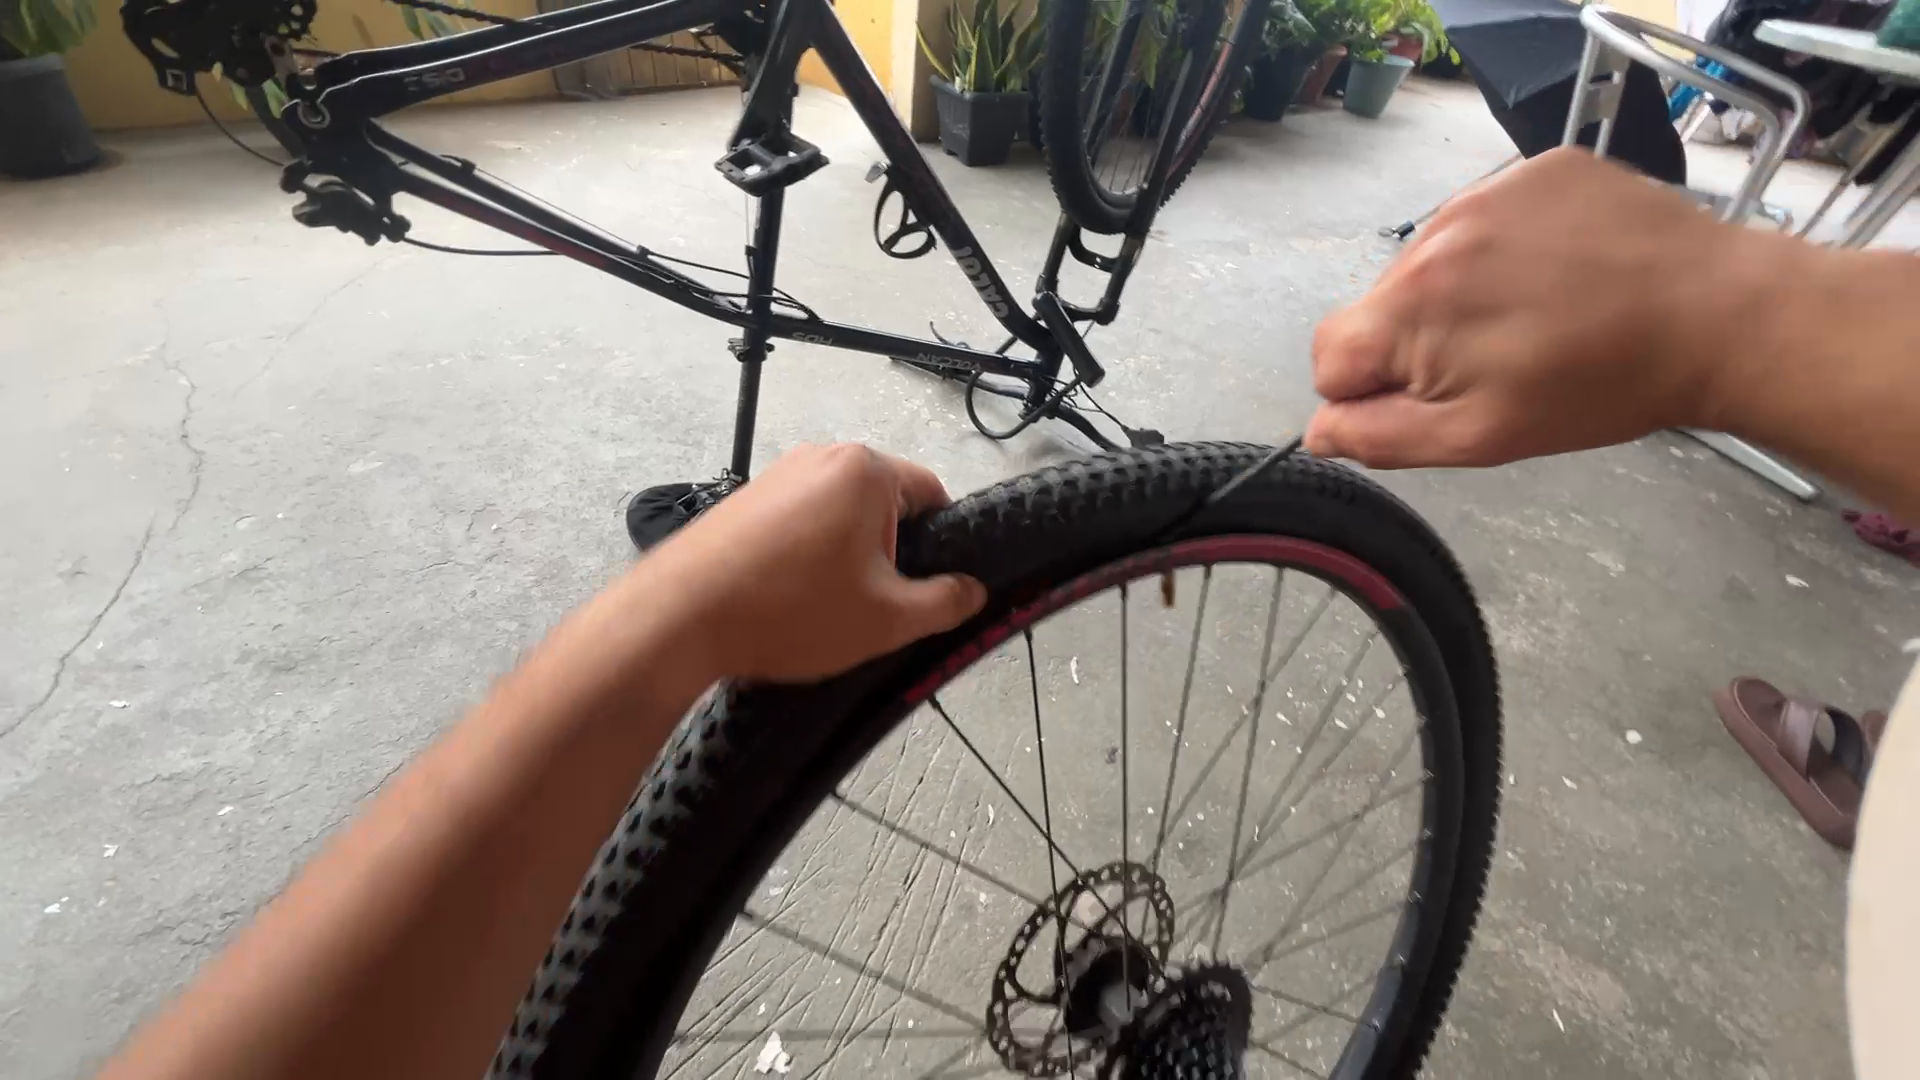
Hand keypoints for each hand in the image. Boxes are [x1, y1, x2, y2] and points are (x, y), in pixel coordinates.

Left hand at [640, 444, 987, 682]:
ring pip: (842, 512)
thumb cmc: (792, 610)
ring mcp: (779, 472)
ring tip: (827, 602)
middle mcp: (823, 456)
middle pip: (886, 502)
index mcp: (866, 470)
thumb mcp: (888, 618)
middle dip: (892, 550)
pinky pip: (802, 518)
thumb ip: (945, 601)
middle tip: (876, 601)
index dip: (943, 542)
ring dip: (850, 553)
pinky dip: (810, 550)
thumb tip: (972, 590)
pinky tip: (790, 592)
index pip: (934, 493)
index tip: (929, 583)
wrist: (678, 618)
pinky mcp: (746, 496)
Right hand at [1305, 148, 1799, 467]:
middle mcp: (1431, 238)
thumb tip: (1315, 432)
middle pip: (1372, 311)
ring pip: (1417, 270)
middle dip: (1407, 344)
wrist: (1726, 317)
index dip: (1366, 390)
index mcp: (1409, 307)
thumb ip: (1376, 437)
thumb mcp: (1471, 439)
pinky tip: (1540, 273)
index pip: (1328, 357)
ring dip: (1445, 299)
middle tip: (1484, 360)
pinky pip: (1470, 225)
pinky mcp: (1531, 169)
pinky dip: (1487, 255)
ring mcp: (1484, 194)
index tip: (1430, 394)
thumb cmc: (1591, 391)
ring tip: (1519, 315)